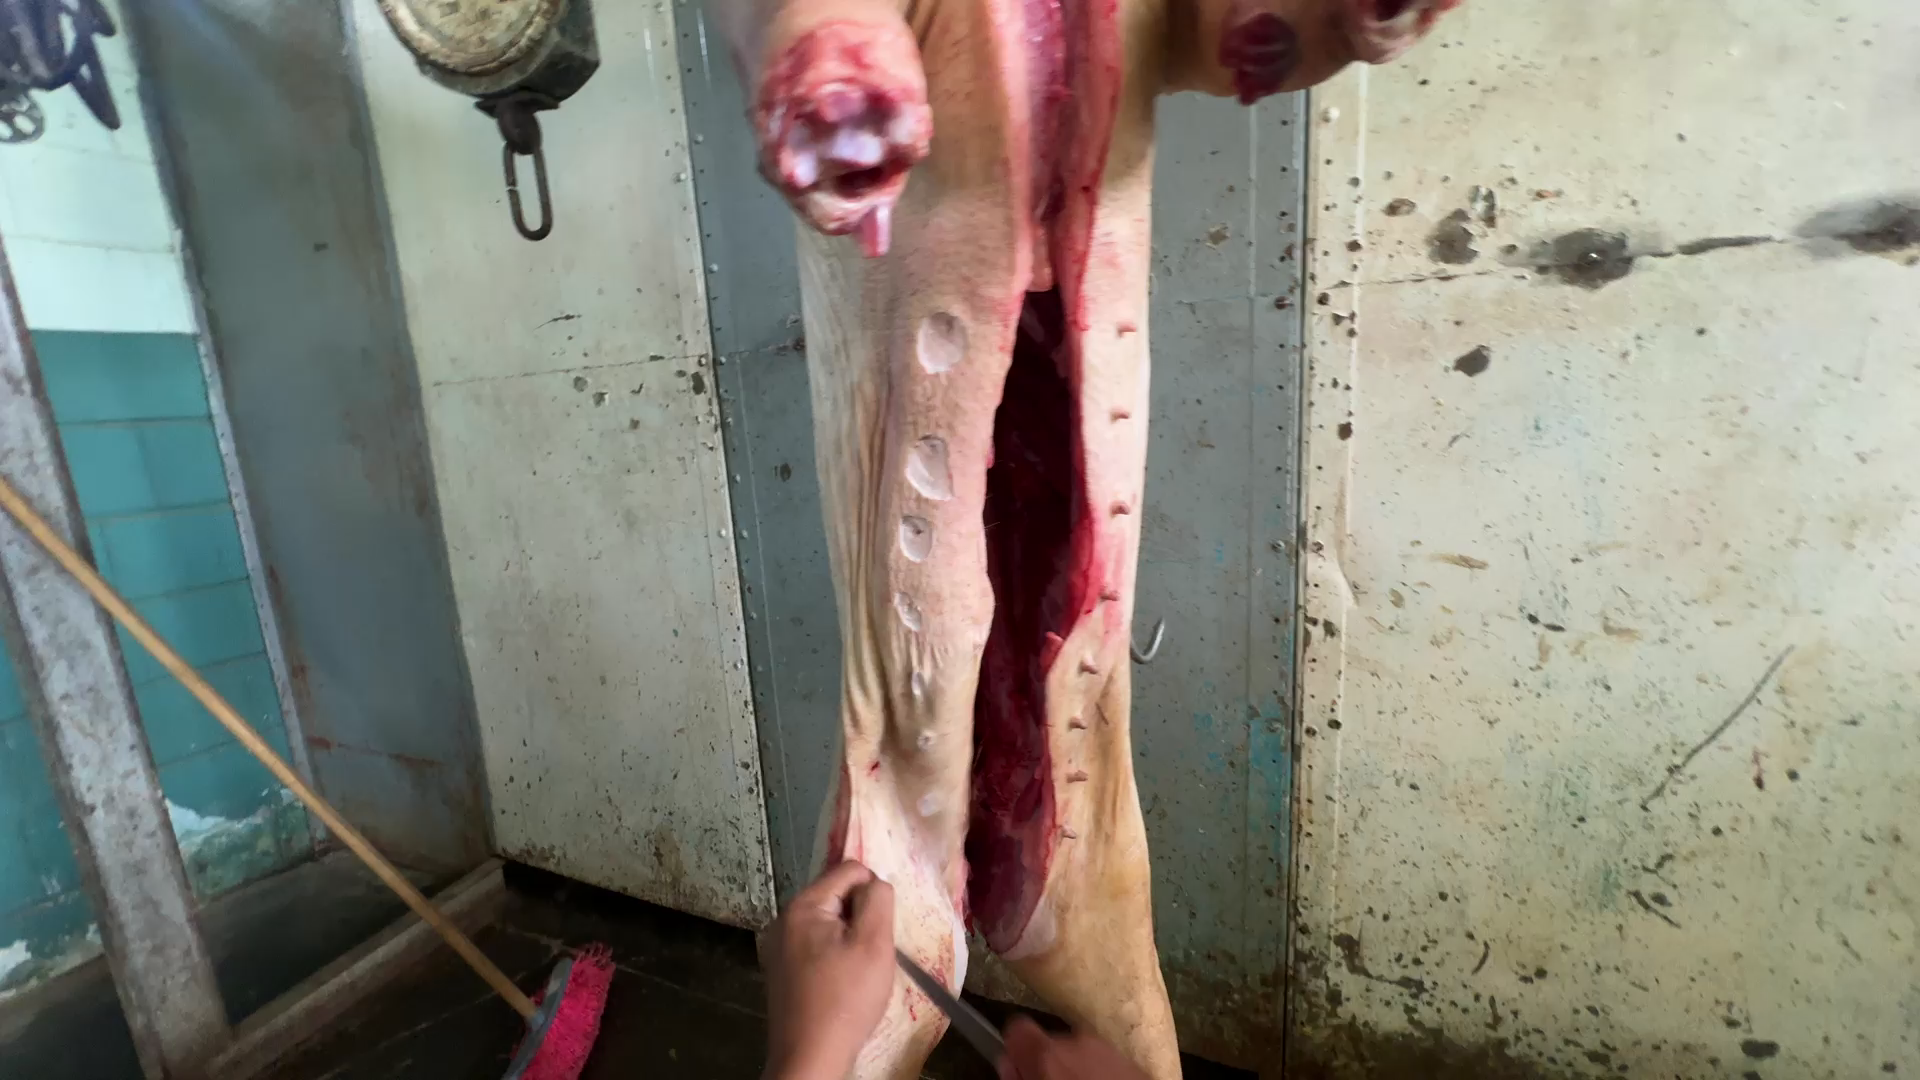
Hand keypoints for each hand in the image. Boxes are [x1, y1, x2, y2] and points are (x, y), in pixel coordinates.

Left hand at [763, 860, 896, 1079]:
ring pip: (830, 920)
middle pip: (837, 894)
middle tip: (870, 950)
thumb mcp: (873, 943)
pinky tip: (842, 982)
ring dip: (850, 936)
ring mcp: (781, 945)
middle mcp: (786, 918)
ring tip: (858, 969)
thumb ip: (878, 900)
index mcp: (804, 905)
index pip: (849, 869)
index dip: (873, 891)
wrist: (809, 1062)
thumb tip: (875, 882)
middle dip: (860, 915)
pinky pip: (818, 943)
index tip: (880, 926)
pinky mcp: (783, 970)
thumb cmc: (845, 999)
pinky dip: (835, 954)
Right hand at [998, 1016, 1153, 1079]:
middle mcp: (1074, 1038)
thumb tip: (1007, 1062)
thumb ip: (1017, 1076)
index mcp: (1047, 1053)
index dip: (1015, 1048)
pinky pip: (1100, 1056)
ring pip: (1076, 1049)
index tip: (1019, 1068)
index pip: (1016, 1027)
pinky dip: (1096, 1071)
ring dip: (1073, 1068)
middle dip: (1048, 1064)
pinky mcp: (1127, 1056)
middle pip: (1048, 1040)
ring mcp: (1103, 1045)